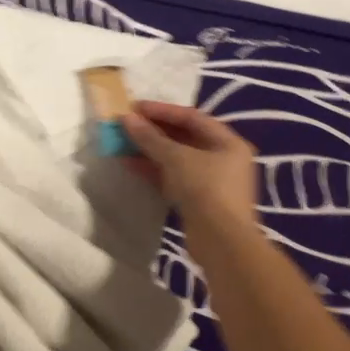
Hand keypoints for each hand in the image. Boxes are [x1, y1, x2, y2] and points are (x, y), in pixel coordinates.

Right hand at [122, 99, 258, 228]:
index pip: (192, 117)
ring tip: (122, 143)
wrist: (221, 243)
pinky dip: (153, 169)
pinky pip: (173, 176)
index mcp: (228, 143)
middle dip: (153, 131)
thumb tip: (126, 118)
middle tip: (127, 124)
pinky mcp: (198, 200)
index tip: (135, 107)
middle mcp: (223, 159)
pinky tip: (129, 164)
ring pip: (176, 158)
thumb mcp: (175, 157)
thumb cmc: (205, 188)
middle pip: (184, 137)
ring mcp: (211, 181)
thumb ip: (150, 137)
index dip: (162, 110)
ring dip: (149, 150)